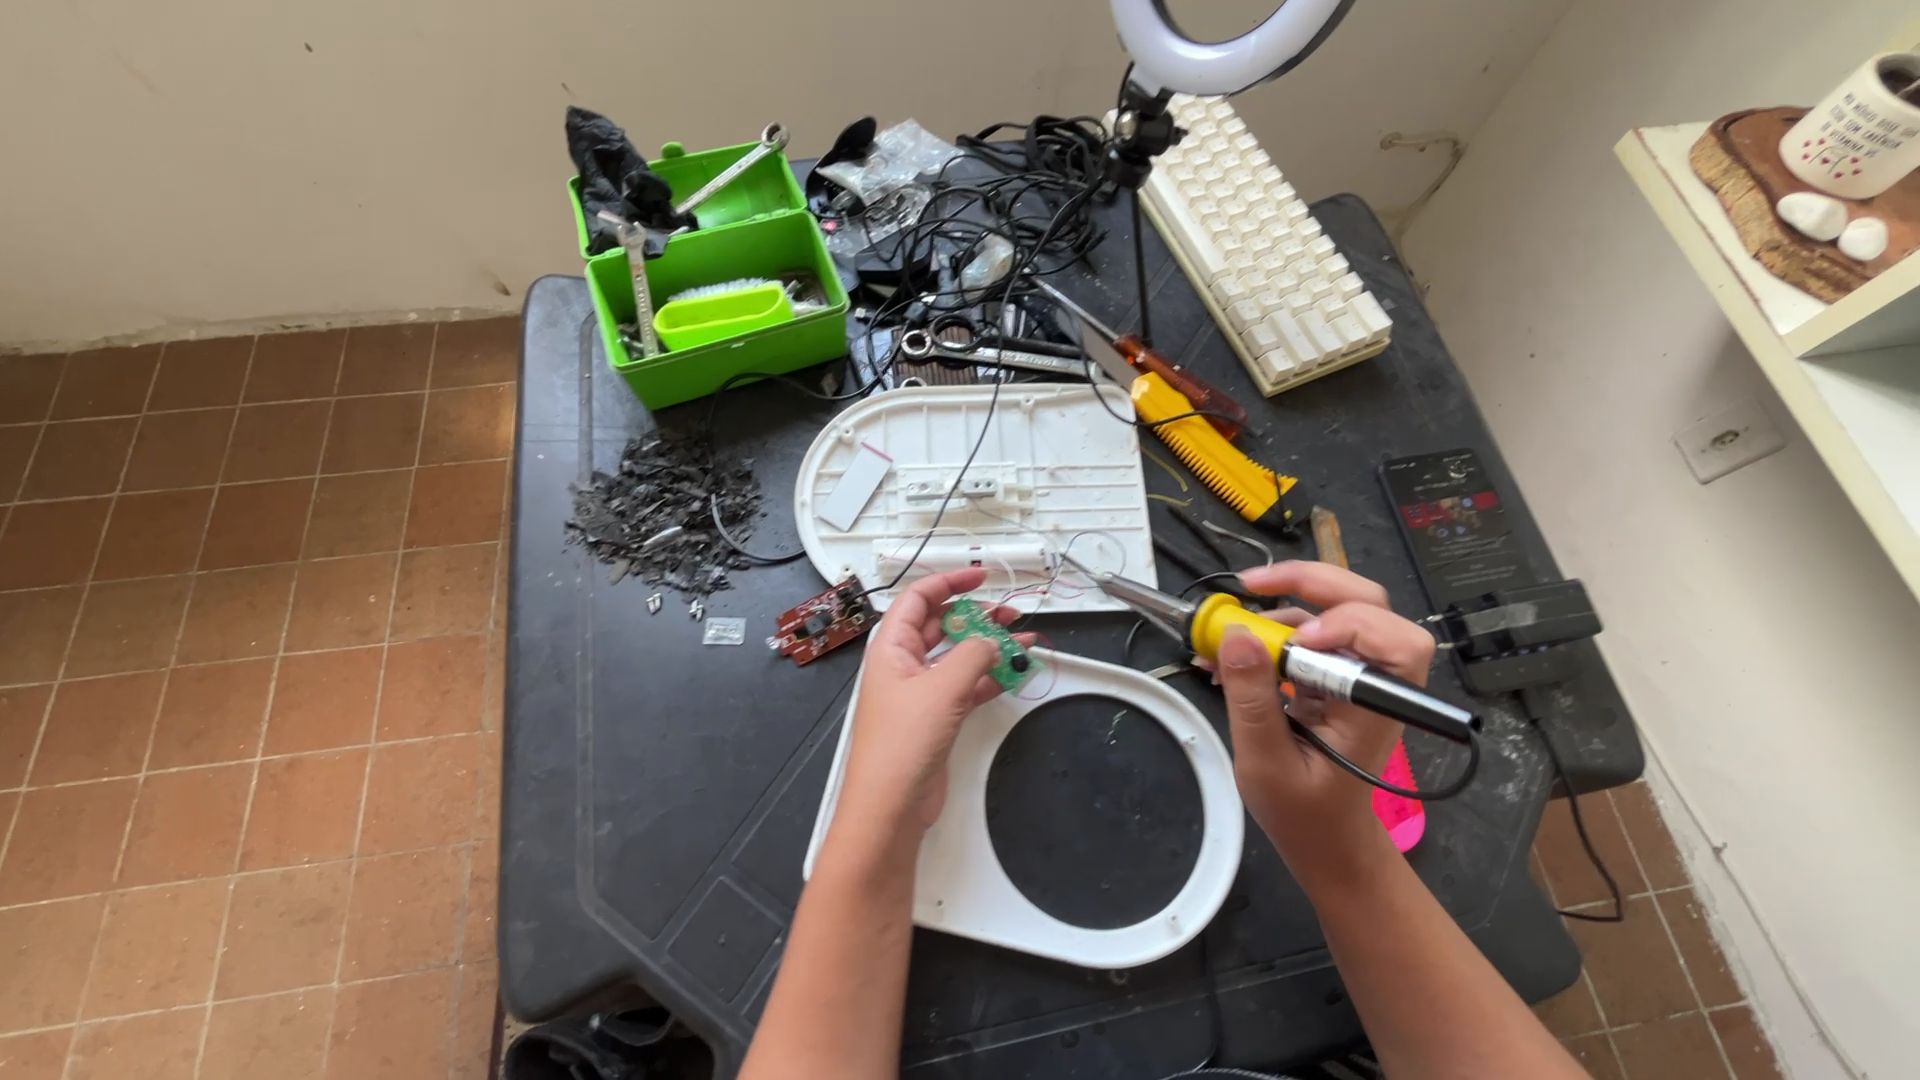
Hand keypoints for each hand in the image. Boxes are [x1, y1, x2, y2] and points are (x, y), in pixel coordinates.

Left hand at [837, 568, 1026, 838]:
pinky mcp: (936, 717)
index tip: (982, 576)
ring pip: (958, 656)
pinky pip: (967, 686)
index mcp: (892, 646)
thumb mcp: (941, 688)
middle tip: (1012, 613)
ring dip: (989, 647)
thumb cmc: (903, 743)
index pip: (919, 598)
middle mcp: (904, 664)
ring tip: (1023, 639)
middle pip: (943, 625)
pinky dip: (990, 677)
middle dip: (977, 615)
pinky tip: (1015, 672)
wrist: (890, 807)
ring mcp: (920, 691)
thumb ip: (972, 655)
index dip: (949, 582)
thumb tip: (991, 640)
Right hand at [1216, 562, 1435, 879]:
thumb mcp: (1266, 762)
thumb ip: (1252, 700)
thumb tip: (1237, 636)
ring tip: (1228, 630)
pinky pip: (1310, 633)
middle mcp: (1375, 681)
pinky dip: (1272, 629)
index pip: (1393, 639)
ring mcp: (1355, 675)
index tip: (1298, 639)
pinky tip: (1233, 651)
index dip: (1349, 622)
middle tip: (1251, 584)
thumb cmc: (1304, 814)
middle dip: (1308, 582)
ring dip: (1281, 606)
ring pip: (1336, 609)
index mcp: (1375, 707)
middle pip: (1365, 602)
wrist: (1326, 839)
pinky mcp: (1333, 676)